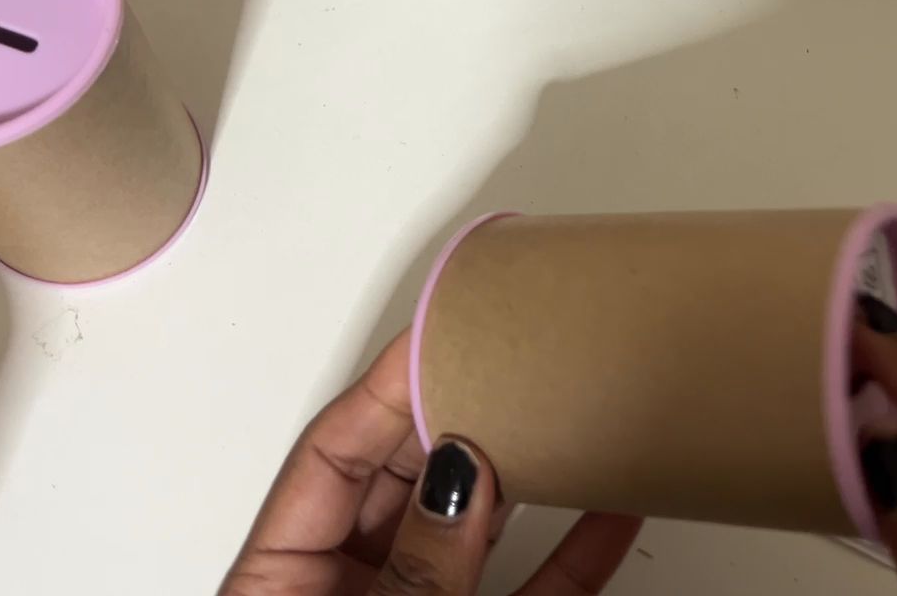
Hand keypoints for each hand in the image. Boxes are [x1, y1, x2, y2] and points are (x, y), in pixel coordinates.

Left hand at [221, 333, 642, 595]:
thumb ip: (414, 574)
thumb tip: (459, 468)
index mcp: (282, 585)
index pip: (336, 452)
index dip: (391, 384)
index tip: (442, 327)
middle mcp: (347, 592)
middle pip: (405, 475)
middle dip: (460, 413)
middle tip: (513, 353)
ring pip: (471, 527)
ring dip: (523, 472)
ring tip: (563, 405)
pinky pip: (529, 591)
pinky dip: (570, 554)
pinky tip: (614, 504)